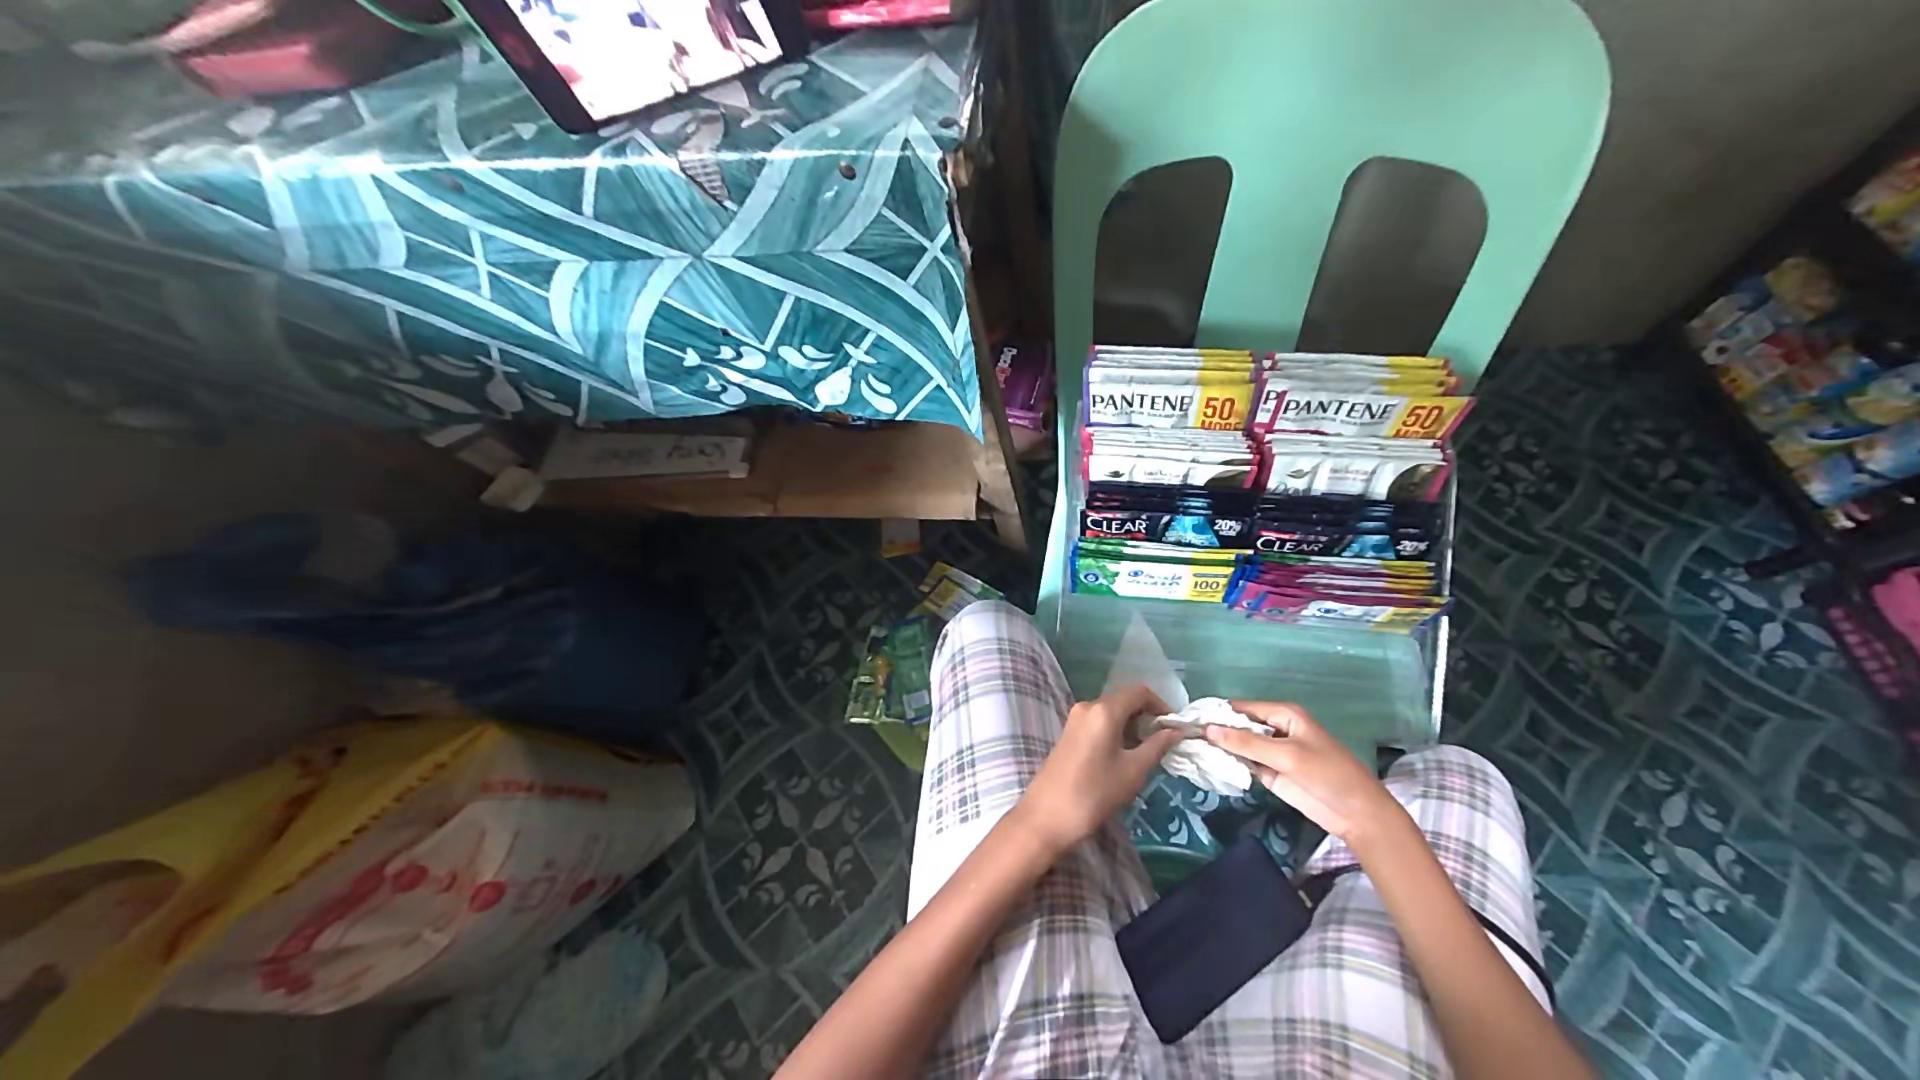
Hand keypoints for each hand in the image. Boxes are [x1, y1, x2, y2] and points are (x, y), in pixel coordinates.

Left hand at [1011, 685, 1181, 855]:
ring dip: (1132, 726)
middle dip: (1147, 717)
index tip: (1174, 728)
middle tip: (1163, 744)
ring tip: (1146, 754)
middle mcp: (1087, 706)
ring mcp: (1075, 719)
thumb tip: (1176, 731)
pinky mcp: (1069, 733)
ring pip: (1112, 712)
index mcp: (1104, 710)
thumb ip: (1157, 746)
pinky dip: (1116, 732)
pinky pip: (1099, 723)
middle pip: (1124, 700)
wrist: (1047, 816)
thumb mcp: (1133, 771)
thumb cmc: (1095, 793)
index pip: (1139, 691)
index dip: (1161, 705)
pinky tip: (1124, 757)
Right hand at [1203, 702, 1405, 846]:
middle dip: (1215, 730)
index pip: (1241, 708)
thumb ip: (1246, 743)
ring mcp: (1272, 751)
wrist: (1356, 814)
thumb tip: (1207, 729)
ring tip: (1188, 749)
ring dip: (1219, 748)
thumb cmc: (1327, 775)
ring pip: (1238, 744)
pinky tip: (1206, 764)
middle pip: (1237, 725)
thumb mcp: (1286, 756)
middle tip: (1183, 736)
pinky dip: (1228, 763)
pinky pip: (1244, 763)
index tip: (1188, 720)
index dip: (1217, 713)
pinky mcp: (1270, 772)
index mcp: (1283, 714)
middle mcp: (1275, 728)